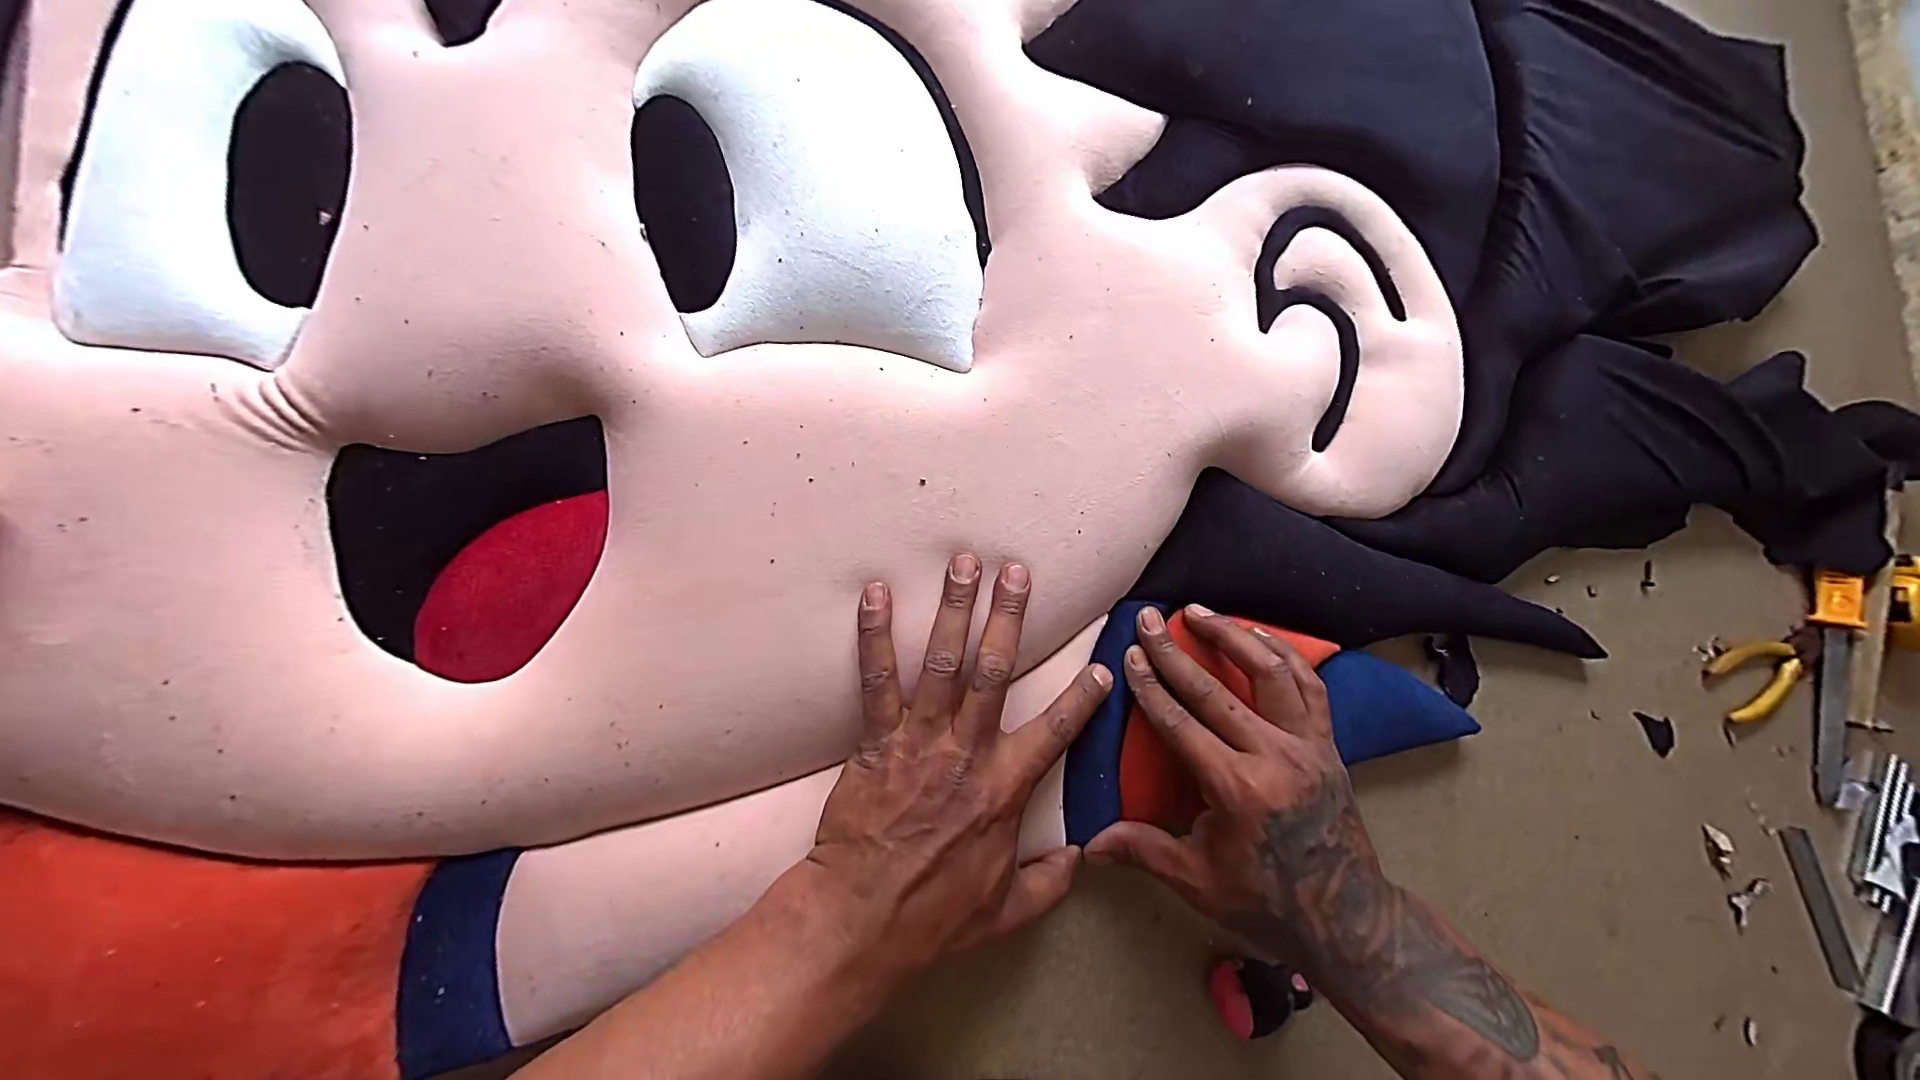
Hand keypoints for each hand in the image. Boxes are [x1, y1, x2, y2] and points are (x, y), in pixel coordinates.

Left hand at [797, 554, 1112, 978]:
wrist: (860, 921)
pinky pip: (878, 679)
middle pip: (997, 670)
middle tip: (1017, 571)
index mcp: (1006, 789)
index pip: (1058, 731)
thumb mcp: (1005, 911)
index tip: (1102, 665)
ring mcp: (922, 740)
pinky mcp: (878, 740)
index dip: (1083, 697)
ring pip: (944, 660)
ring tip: (963, 563)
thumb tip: (1082, 858)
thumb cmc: (932, 917)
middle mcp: (969, 752)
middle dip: (1009, 616)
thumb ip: (1049, 882)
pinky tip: (875, 594)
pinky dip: (875, 634)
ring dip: (955, 607)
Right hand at [1085, 605, 1389, 972]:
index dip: (1150, 686)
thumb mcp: (1198, 882)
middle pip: (1215, 690)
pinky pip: (1310, 686)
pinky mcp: (1329, 745)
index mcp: (1237, 790)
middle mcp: (1276, 758)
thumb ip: (1143, 851)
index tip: (1129, 654)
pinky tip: (1260, 635)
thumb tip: (1089, 845)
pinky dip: (1285, 654)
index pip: (1181, 723)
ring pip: (1270, 673)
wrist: (1351, 921)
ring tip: (1202, 611)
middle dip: (1175, 651)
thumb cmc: (1268, 903)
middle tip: (1150, 619)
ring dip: (1233, 635)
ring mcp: (1308, 747)